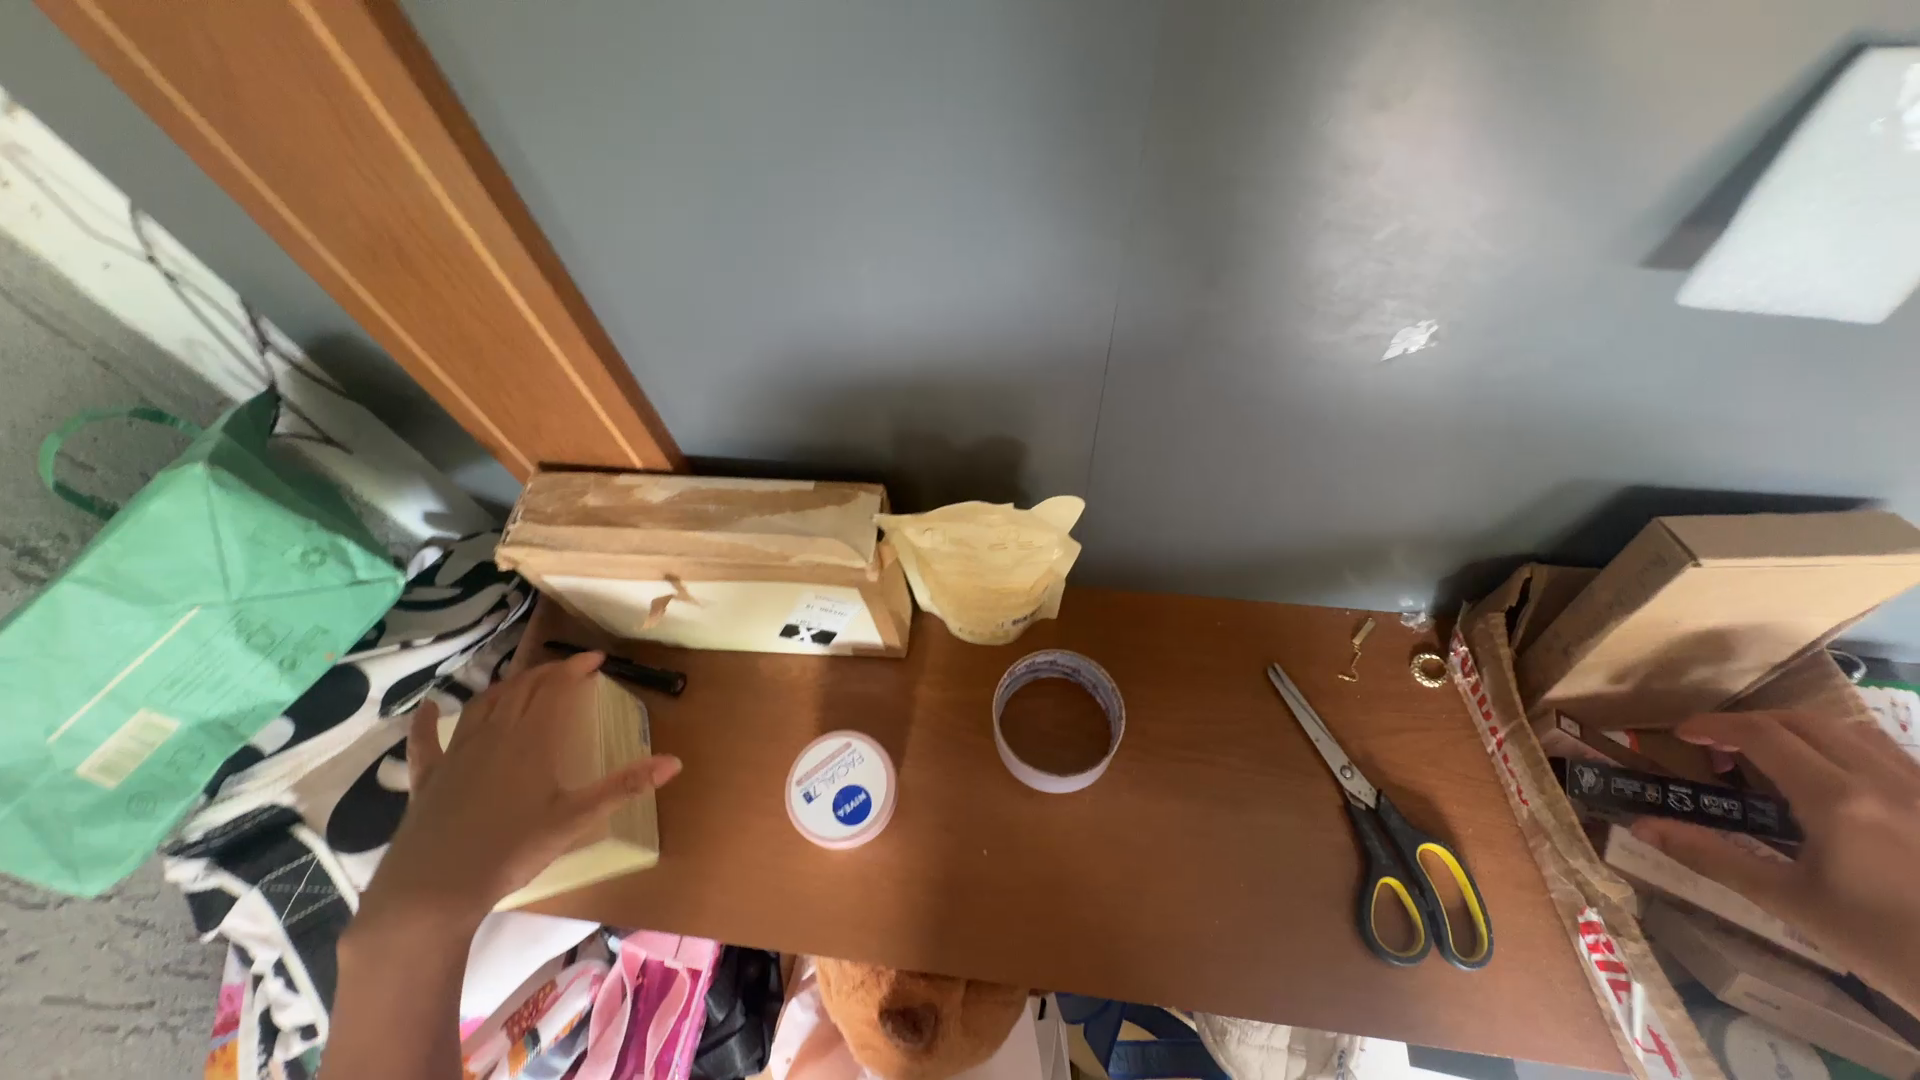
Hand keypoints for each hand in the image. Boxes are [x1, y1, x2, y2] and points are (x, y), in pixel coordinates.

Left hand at [355, 650, 682, 935]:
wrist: (433, 890)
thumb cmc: (511, 852)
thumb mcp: (576, 820)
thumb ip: (624, 787)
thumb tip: (674, 762)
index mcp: (531, 741)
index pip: (556, 689)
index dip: (576, 668)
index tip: (597, 658)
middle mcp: (493, 735)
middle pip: (520, 689)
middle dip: (547, 673)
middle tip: (569, 670)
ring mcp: (456, 754)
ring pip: (482, 705)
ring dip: (505, 687)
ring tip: (523, 682)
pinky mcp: (428, 777)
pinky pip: (426, 741)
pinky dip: (428, 721)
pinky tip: (429, 707)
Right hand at [1630, 709, 1919, 1011]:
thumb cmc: (1887, 945)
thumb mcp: (1790, 902)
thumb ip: (1713, 856)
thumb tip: (1642, 826)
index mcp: (1837, 800)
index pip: (1762, 735)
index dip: (1714, 726)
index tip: (1681, 734)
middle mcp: (1884, 780)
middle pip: (1805, 721)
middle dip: (1751, 724)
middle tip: (1718, 748)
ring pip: (1852, 730)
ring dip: (1798, 731)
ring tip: (1771, 758)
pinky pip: (1887, 752)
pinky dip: (1842, 748)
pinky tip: (1831, 780)